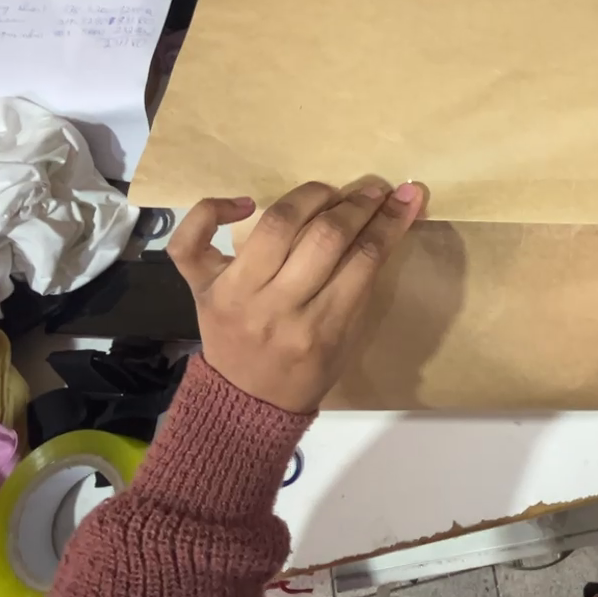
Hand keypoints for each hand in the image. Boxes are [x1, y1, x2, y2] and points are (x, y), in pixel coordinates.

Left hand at [171, 179, 425, 413]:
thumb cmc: (306, 370)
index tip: (406, 197)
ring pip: (275, 225)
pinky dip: (212, 210)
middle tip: (374, 192)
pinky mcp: (201, 287)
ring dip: (311, 196)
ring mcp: (232, 295)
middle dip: (358, 205)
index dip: (390, 221)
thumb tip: (386, 222)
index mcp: (320, 329)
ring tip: (330, 192)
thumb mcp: (347, 338)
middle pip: (325, 237)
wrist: (245, 404)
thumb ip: (361, 285)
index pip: (364, 259)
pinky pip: (190, 241)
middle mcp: (276, 309)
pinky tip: (244, 203)